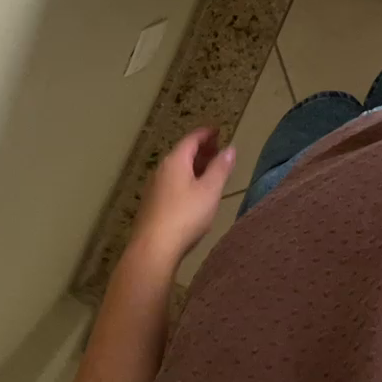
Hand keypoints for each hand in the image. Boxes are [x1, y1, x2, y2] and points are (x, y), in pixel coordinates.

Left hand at [134, 127, 235, 262]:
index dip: (206, 134)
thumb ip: (221, 168)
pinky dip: (185, 179)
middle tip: (218, 151)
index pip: (192, 139)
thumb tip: (230, 148)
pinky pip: (172, 182)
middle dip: (201, 150)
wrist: (152, 250)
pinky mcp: (151, 205)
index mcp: (175, 161)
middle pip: (183, 152)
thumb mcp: (210, 191)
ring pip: (177, 169)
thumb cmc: (185, 216)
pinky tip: (193, 193)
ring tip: (209, 172)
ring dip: (194, 166)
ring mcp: (154, 187)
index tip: (219, 131)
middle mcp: (162, 169)